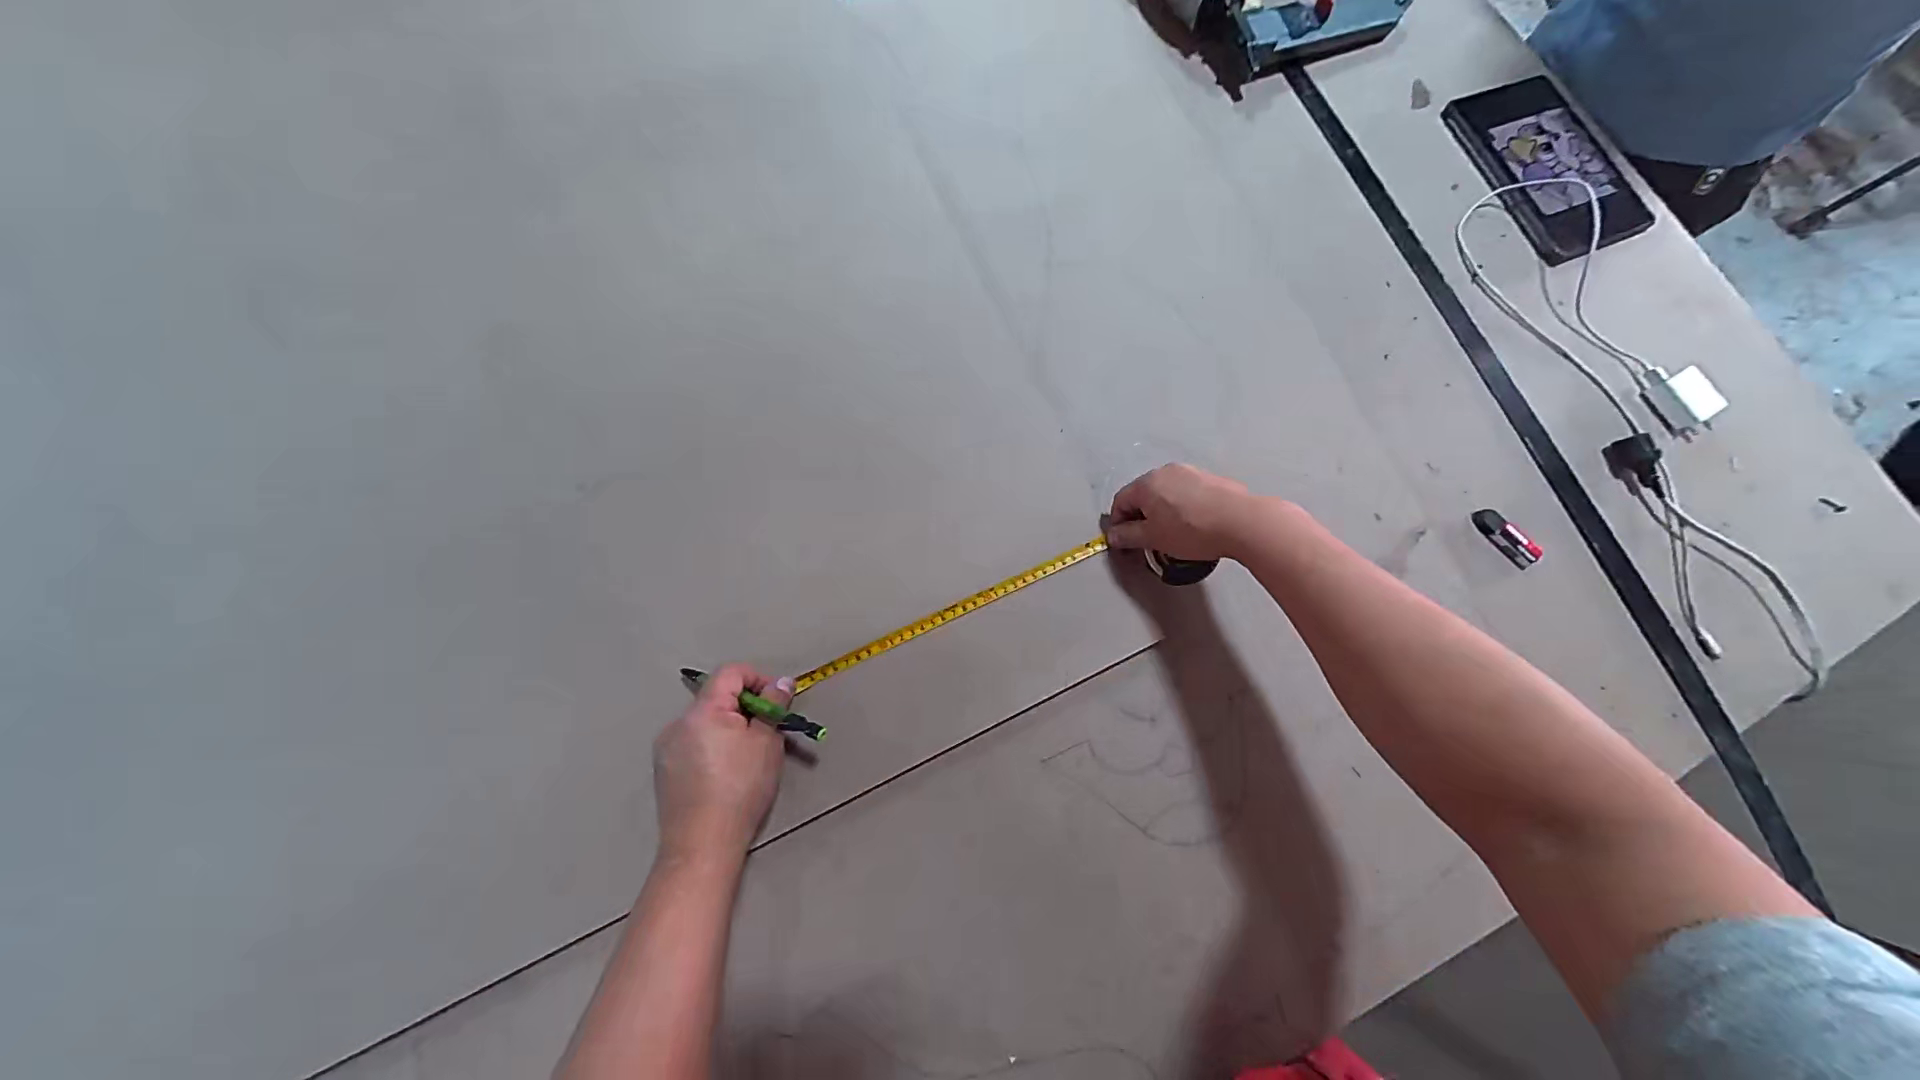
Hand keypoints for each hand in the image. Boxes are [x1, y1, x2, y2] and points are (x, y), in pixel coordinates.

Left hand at [653, 664, 788, 860]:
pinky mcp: (663, 770)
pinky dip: (712, 745)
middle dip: (745, 706)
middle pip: (716, 697)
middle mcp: (678, 723)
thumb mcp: (767, 744)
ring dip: (728, 726)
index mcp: (703, 711)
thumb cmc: (741, 789)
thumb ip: (773, 707)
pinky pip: (692, 742)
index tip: (776, 702)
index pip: (731, 672)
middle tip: (767, 731)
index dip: (758, 679)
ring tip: (747, 755)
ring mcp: (666, 747)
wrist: (702, 844)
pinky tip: (724, 772)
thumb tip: (781, 683)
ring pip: (705, 721)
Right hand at [1105, 463, 1258, 561]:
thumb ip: (1128, 536)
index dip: (1118, 523)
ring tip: (1173, 534)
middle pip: (1143, 495)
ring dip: (1163, 512)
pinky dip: (1183, 508)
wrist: (1240, 522)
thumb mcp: (1153, 539)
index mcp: (1147, 483)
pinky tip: (1194, 526)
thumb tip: (1115, 535)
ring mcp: (1190, 473)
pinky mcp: (1210, 480)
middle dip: (1141, 517)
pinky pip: (1187, 493)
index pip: (1120, 501)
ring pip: (1166, 493)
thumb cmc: (1194, 530)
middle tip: (1147, 539)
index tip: (1123, 540)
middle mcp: (1166, 472)